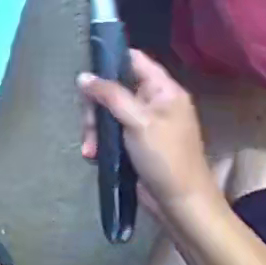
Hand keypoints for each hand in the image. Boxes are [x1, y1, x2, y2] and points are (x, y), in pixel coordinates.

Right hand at [78, 50, 219, 215]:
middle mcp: (153, 102)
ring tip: (90, 147)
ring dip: (95, 128)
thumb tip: (83, 76)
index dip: (110, 59)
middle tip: (88, 123)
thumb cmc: (166, 158)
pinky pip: (110, 131)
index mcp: (164, 90)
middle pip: (113, 87)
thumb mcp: (137, 121)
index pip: (133, 59)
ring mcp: (143, 123)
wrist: (182, 206)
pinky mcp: (134, 142)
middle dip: (96, 105)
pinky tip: (92, 154)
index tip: (86, 69)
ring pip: (107, 111)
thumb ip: (110, 95)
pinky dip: (99, 141)